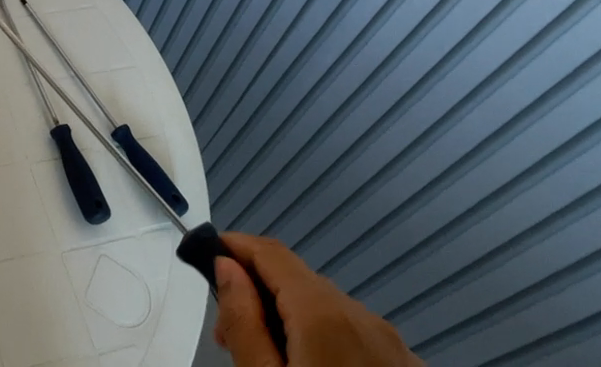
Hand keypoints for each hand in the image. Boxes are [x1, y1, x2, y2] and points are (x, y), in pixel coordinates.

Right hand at [214, 234, 422, 366]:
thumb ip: (244, 322)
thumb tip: (227, 267)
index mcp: (325, 314)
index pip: (271, 252)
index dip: (234, 245)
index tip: (204, 256)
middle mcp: (365, 318)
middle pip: (299, 281)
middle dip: (258, 290)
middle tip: (227, 331)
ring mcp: (396, 345)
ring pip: (329, 310)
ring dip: (293, 318)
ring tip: (269, 356)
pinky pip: (360, 336)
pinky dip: (329, 340)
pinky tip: (315, 366)